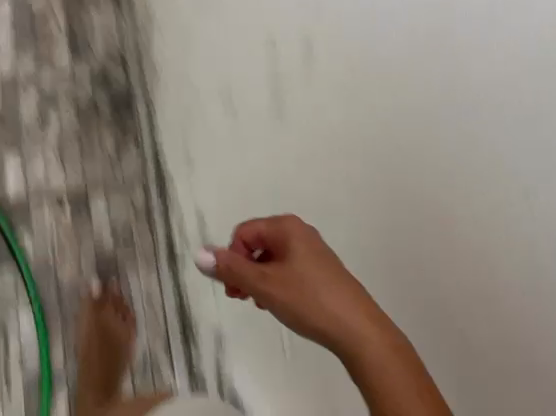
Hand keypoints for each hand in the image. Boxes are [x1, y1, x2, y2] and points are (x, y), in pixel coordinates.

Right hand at [200, 214, 391, 356]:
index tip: (233, 289)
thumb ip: (231, 269)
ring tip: (262, 304)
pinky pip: (287, 268)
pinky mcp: (321, 269)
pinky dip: (276, 283)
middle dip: (243, 270)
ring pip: (271, 258)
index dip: (232, 259)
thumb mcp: (264, 285)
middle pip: (257, 243)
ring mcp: (312, 250)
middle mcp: (298, 231)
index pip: (243, 233)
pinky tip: (280, 305)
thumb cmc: (308, 300)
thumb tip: (199, 253)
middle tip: (241, 298)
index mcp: (285, 226)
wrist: (357, 328)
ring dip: (258, 279)